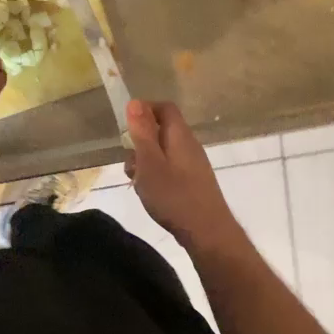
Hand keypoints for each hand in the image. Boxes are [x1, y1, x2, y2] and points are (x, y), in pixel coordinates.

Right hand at [126, 100, 243, 250]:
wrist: (207, 232)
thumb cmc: (174, 196)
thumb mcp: (150, 162)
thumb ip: (142, 133)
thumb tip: (135, 102)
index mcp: (180, 135)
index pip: (164, 108)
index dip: (144, 110)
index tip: (126, 127)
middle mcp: (189, 145)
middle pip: (161, 130)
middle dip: (140, 142)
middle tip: (130, 163)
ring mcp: (193, 164)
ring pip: (163, 151)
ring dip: (145, 161)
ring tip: (138, 183)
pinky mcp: (193, 181)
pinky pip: (169, 168)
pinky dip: (155, 175)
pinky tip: (150, 193)